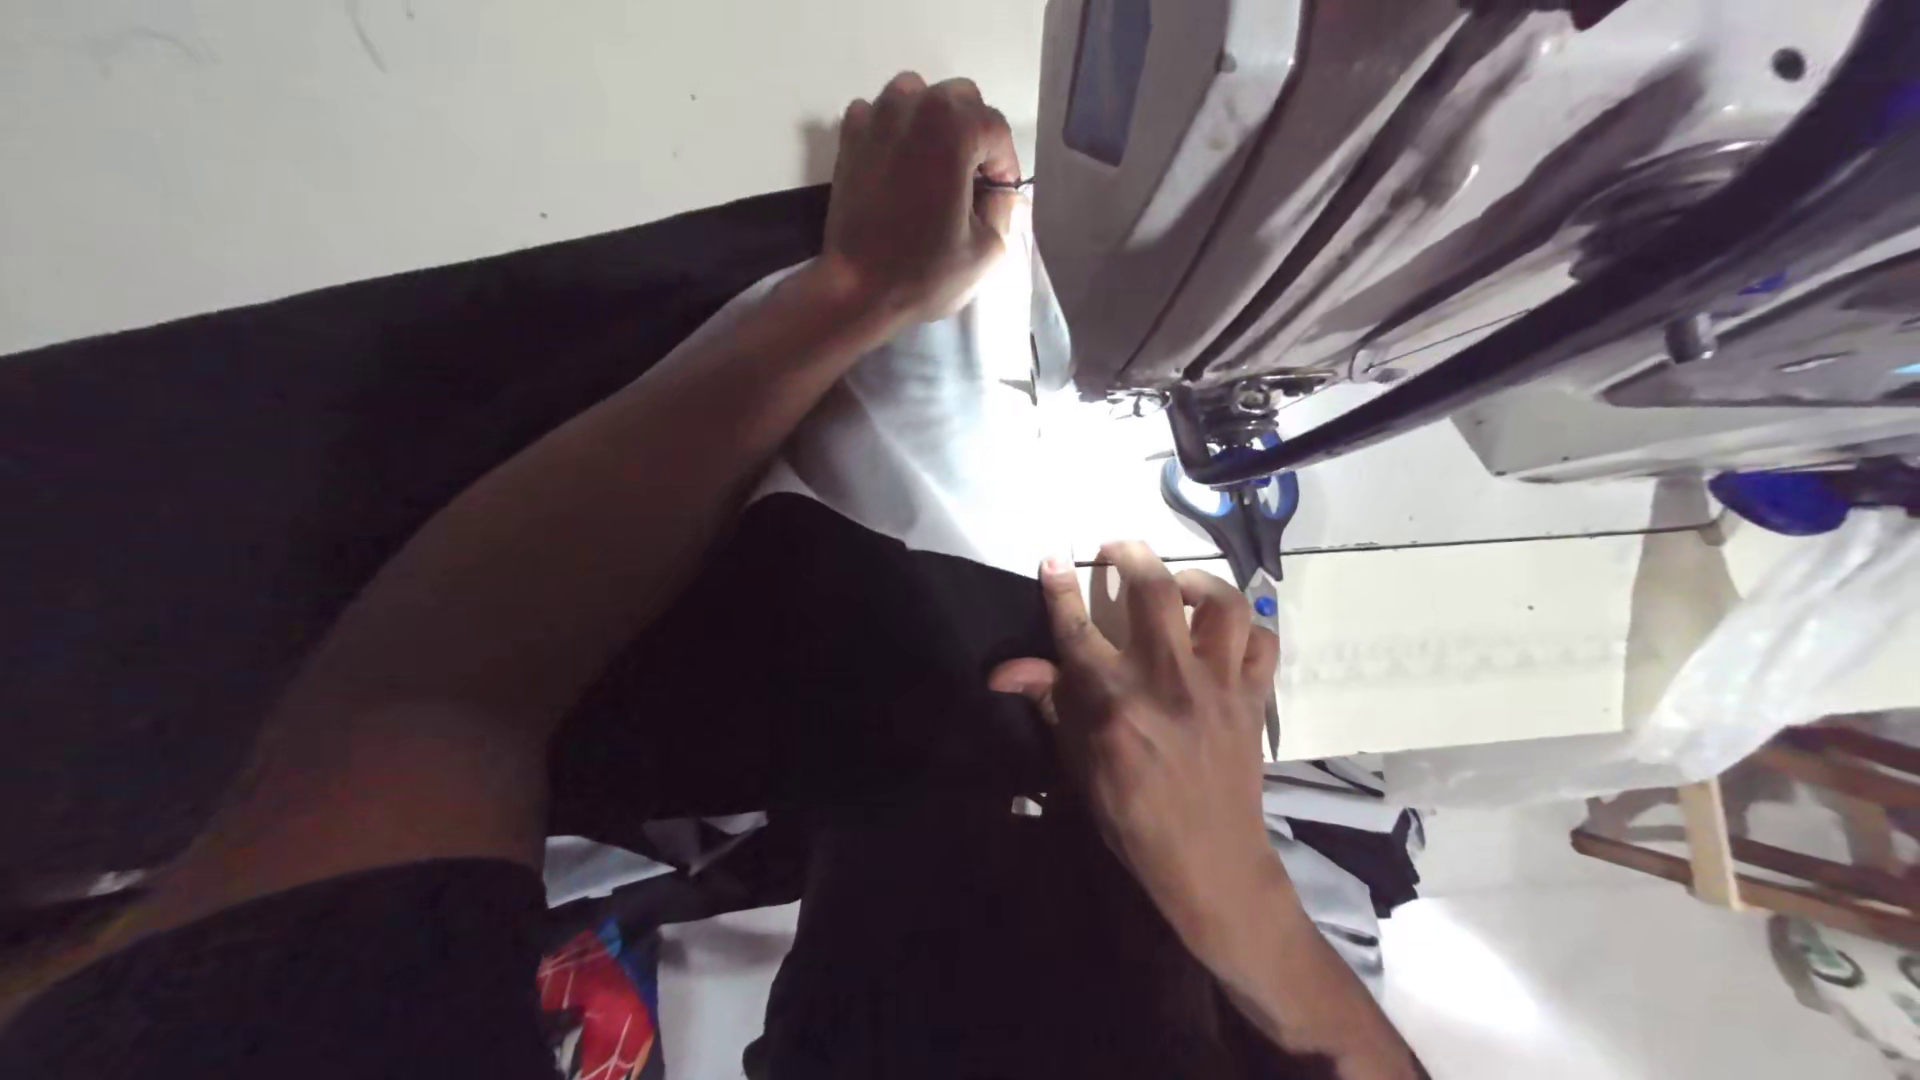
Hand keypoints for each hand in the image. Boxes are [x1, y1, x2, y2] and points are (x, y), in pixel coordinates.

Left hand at [817, 72, 1020, 325]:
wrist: (857, 291)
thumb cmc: (925, 275)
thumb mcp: (987, 251)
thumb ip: (1006, 211)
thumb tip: (1006, 193)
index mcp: (953, 128)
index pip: (997, 130)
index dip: (1005, 166)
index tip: (998, 198)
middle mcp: (913, 104)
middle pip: (960, 101)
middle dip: (973, 138)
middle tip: (971, 184)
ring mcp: (875, 116)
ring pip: (919, 98)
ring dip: (935, 127)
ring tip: (935, 172)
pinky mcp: (849, 137)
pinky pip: (882, 115)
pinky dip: (897, 134)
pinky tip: (900, 171)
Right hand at [989, 542, 1287, 958]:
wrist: (1208, 861)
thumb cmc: (1131, 814)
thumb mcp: (1076, 761)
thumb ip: (1049, 701)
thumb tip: (1003, 670)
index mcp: (1114, 700)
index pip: (1077, 628)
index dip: (1059, 588)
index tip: (1052, 559)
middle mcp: (1167, 679)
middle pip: (1155, 590)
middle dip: (1131, 554)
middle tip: (1116, 549)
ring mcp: (1218, 685)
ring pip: (1221, 603)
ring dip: (1197, 580)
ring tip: (1178, 584)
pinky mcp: (1253, 698)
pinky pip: (1262, 641)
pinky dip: (1244, 627)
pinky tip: (1224, 632)